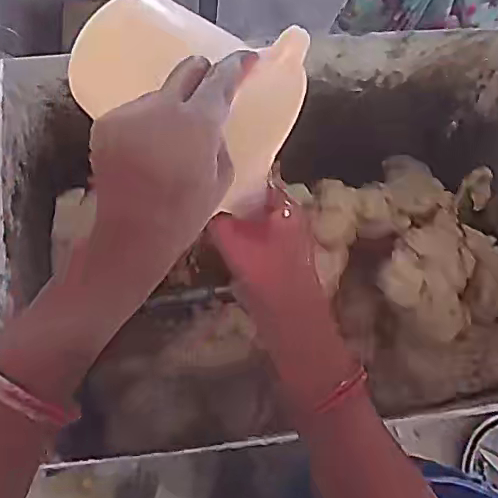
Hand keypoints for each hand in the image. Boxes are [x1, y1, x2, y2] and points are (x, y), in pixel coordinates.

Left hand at [88, 52, 253, 279]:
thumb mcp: (221, 178)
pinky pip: (134, 113)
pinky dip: (144, 124)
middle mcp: (161, 108)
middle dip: (203, 72)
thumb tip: (210, 126)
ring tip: (169, 140)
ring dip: (170, 108)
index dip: (237, 65)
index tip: (247, 59)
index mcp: (197, 122)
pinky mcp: (106, 124)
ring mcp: (129, 113)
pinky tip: (145, 150)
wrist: (131, 234)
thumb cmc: (184, 212)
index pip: (220, 78)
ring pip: (158, 95)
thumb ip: (218, 142)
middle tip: (210, 85)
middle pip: (187, 69)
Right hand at [208, 185, 334, 343]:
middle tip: (206, 201)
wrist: (290, 319)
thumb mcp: (232, 241)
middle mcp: (291, 219)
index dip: (237, 179)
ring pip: (257, 224)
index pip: (260, 181)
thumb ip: (218, 221)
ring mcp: (289, 242)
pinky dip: (242, 243)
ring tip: (208, 222)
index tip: (213, 178)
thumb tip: (208, 213)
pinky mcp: (282, 263)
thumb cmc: (265, 273)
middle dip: (234, 203)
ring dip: (236, 225)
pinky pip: (258, 243)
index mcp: (286, 206)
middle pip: (258, 203)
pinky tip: (221, 249)